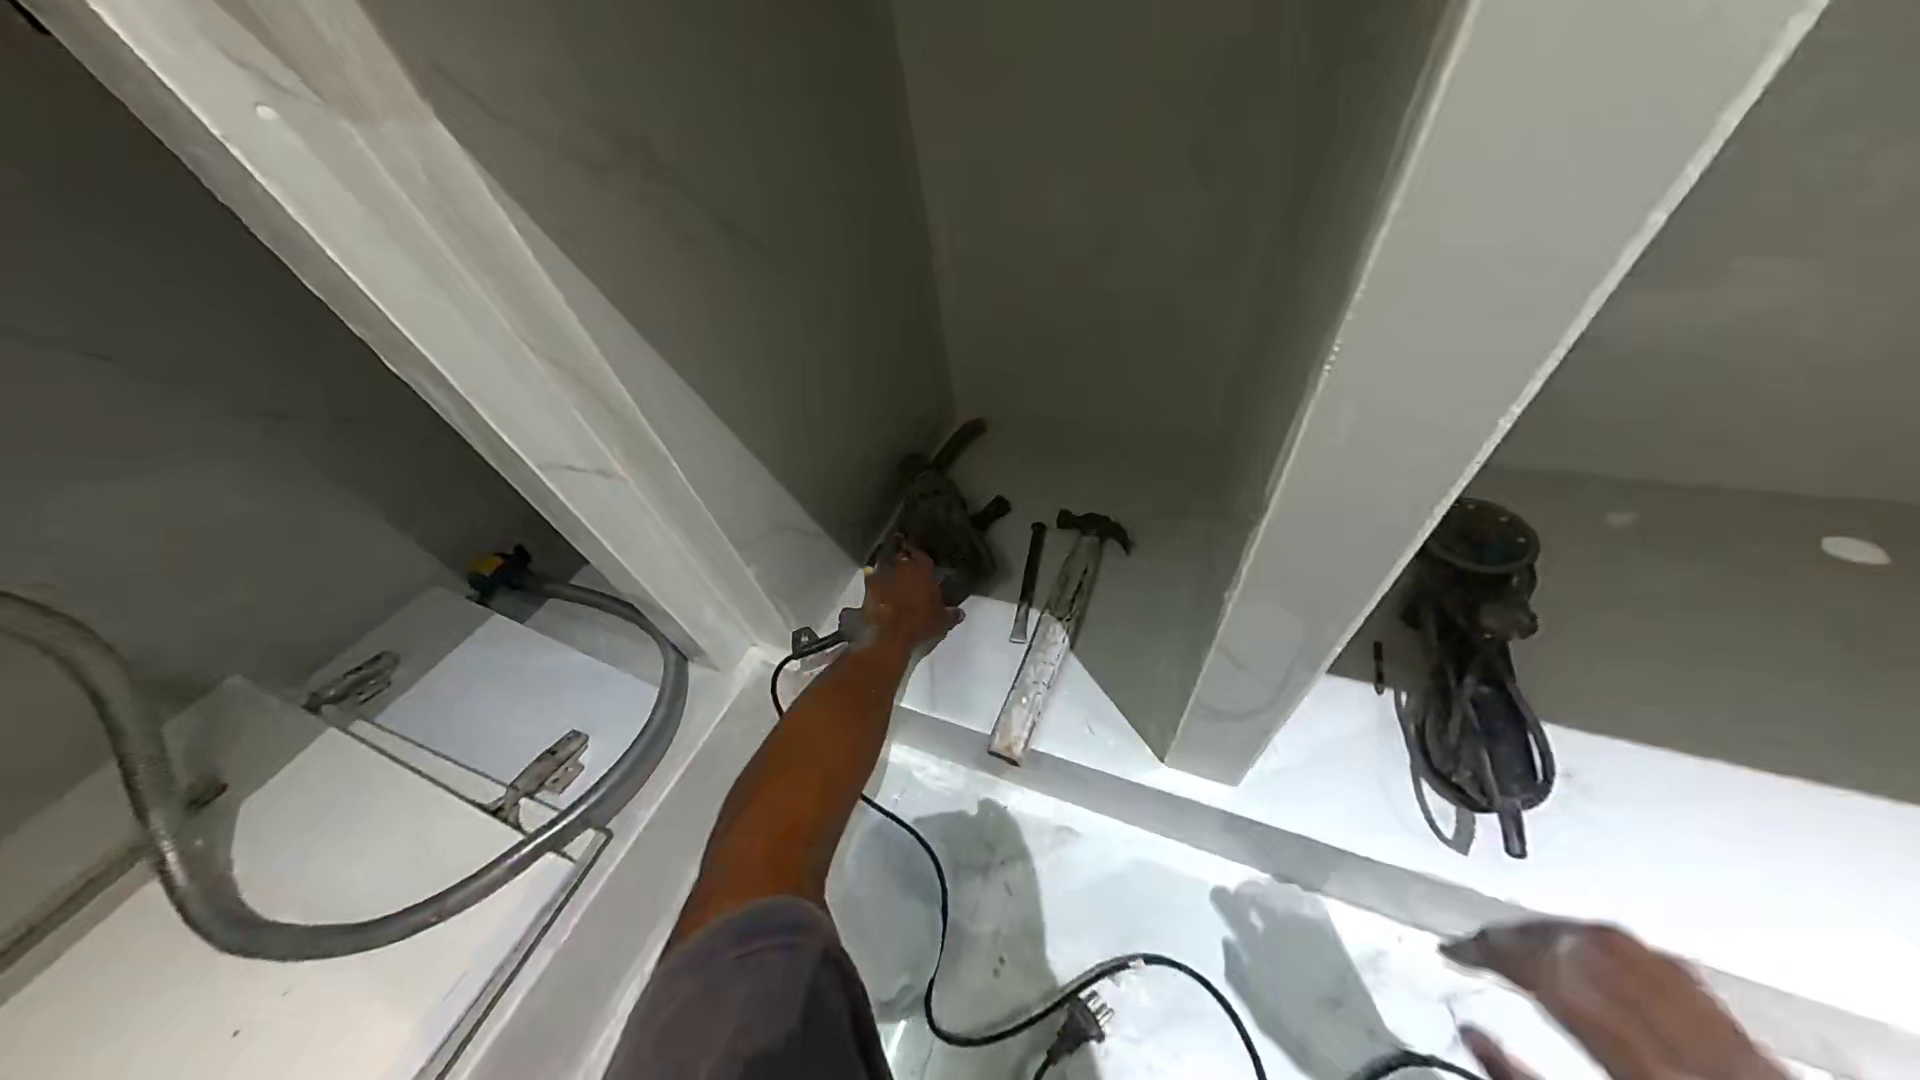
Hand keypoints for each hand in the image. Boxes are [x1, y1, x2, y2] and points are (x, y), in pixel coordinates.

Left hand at [860, 546, 962, 651]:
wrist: (889, 635)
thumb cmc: (920, 624)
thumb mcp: (942, 621)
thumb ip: (951, 614)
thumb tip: (960, 612)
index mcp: (923, 568)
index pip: (922, 553)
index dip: (920, 555)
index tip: (920, 557)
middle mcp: (902, 565)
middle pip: (901, 555)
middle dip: (904, 559)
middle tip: (906, 567)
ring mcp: (882, 574)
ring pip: (885, 563)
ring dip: (888, 568)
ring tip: (891, 575)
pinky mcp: (867, 587)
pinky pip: (870, 578)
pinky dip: (873, 580)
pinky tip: (875, 585)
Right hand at [1441, 921, 1788, 1079]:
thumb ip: (1523, 1078)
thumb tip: (1470, 1032)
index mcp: (1644, 1068)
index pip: (1549, 977)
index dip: (1490, 951)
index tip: (1456, 948)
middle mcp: (1688, 1044)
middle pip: (1582, 951)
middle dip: (1516, 935)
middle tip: (1477, 940)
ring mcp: (1725, 1036)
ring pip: (1623, 945)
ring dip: (1555, 929)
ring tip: (1518, 934)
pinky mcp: (1748, 1038)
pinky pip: (1668, 964)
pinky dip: (1610, 943)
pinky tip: (1586, 945)